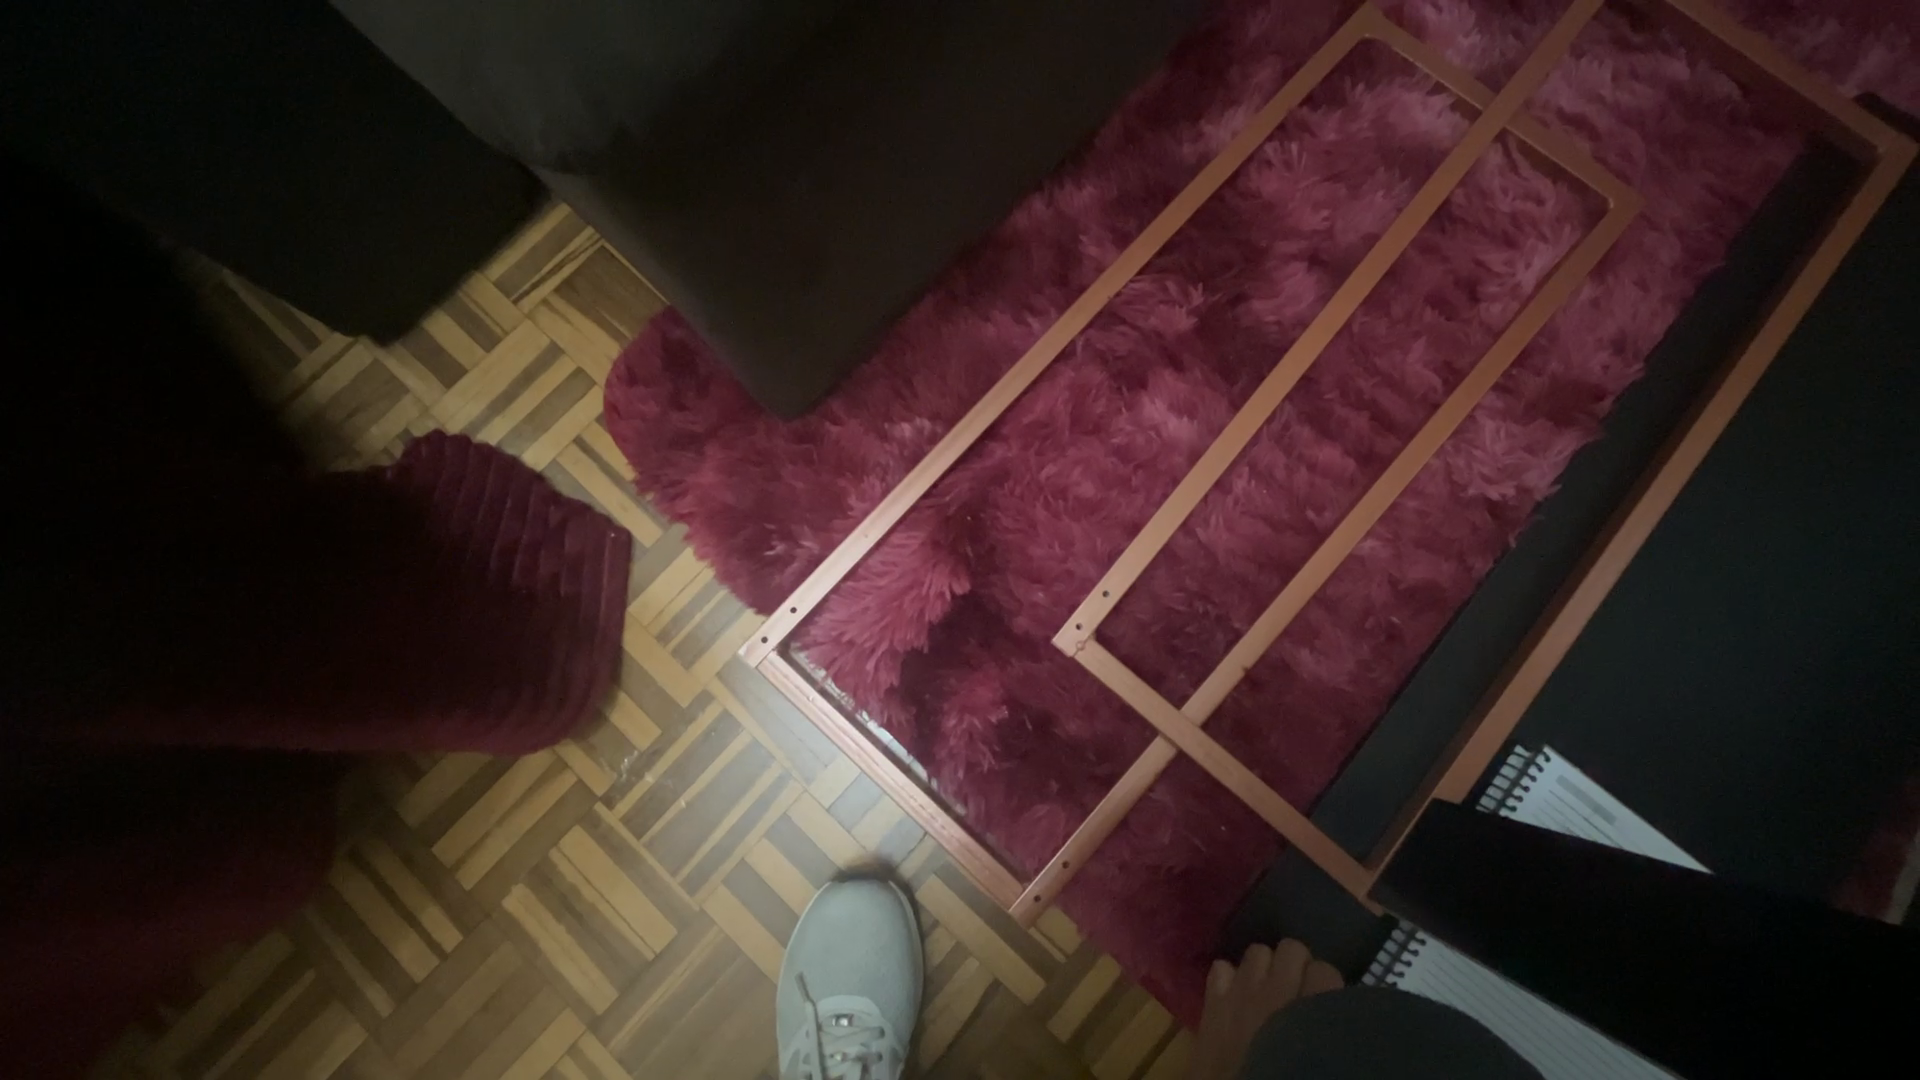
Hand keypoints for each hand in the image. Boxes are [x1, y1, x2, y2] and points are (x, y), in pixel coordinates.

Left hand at [1187, 940, 1344, 1079]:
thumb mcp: (1321, 1063)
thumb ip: (1325, 1030)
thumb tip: (1329, 1015)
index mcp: (1312, 1012)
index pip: (1325, 970)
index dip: (1326, 983)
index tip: (1325, 998)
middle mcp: (1278, 993)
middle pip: (1292, 949)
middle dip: (1297, 965)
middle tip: (1298, 990)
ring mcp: (1242, 991)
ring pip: (1257, 951)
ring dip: (1265, 967)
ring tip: (1268, 990)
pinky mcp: (1212, 1000)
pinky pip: (1221, 967)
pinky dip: (1229, 978)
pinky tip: (1235, 997)